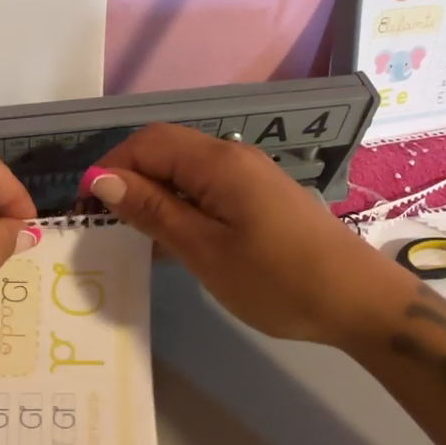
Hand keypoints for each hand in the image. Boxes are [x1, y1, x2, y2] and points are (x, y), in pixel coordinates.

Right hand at [86, 123, 415, 348]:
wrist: (358, 301)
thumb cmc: (276, 279)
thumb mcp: (204, 250)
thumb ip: (152, 210)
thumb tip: (102, 179)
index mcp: (217, 161)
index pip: (147, 143)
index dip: (111, 167)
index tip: (87, 208)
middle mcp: (232, 156)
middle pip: (165, 150)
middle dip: (129, 178)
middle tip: (106, 223)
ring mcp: (249, 176)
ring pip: (185, 171)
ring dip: (154, 194)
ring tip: (133, 236)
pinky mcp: (260, 197)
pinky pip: (207, 189)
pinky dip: (181, 206)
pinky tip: (172, 241)